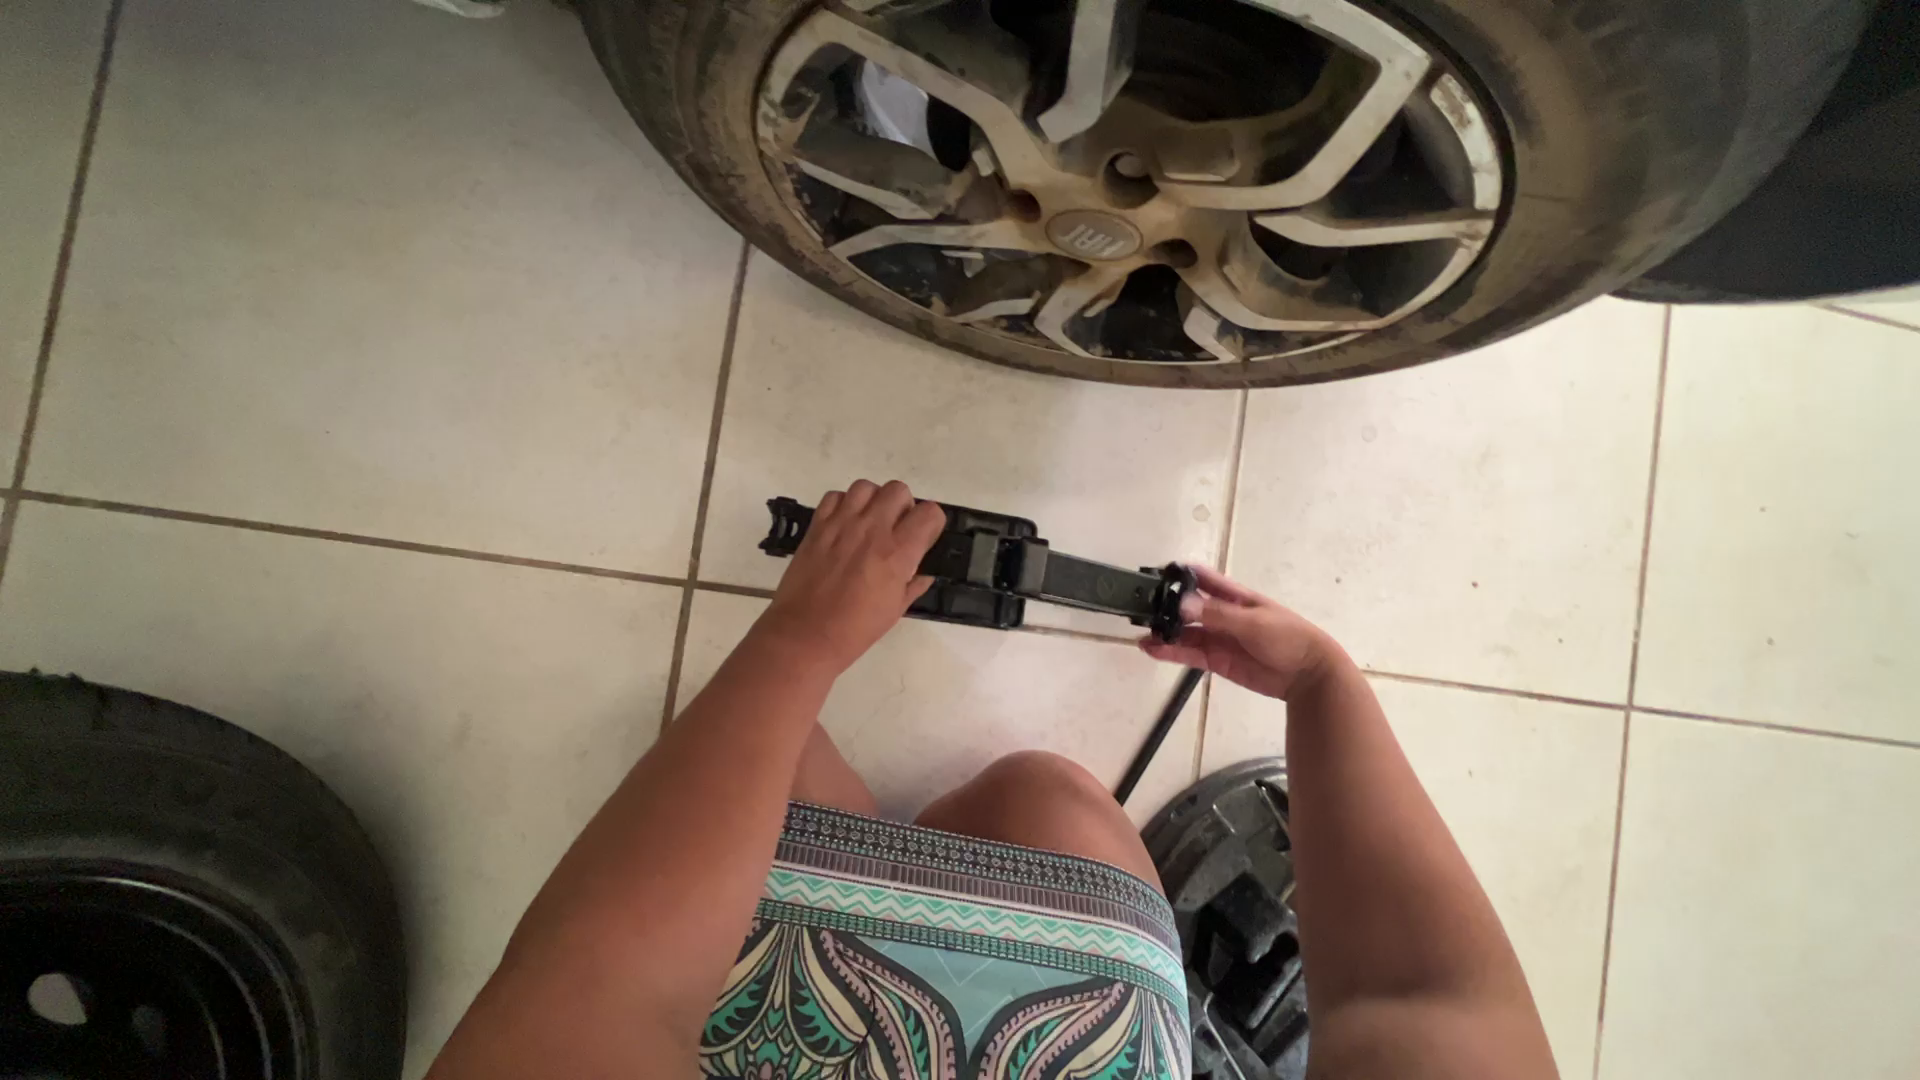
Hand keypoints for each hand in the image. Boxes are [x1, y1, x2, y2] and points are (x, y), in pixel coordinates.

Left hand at [750, 480, 946, 675]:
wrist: (806, 634)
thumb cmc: (855, 629)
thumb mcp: (896, 609)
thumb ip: (914, 584)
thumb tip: (924, 572)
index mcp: (898, 552)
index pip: (929, 513)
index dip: (931, 522)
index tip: (924, 537)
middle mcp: (872, 529)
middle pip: (898, 490)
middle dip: (903, 506)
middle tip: (896, 529)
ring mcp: (841, 524)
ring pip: (866, 487)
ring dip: (873, 501)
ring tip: (869, 523)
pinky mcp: (817, 526)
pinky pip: (834, 496)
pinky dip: (843, 504)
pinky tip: (844, 525)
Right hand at [1139, 566, 1342, 701]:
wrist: (1308, 675)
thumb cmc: (1287, 638)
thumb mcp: (1252, 622)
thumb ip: (1216, 614)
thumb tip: (1181, 604)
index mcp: (1233, 597)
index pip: (1202, 579)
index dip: (1179, 575)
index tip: (1154, 576)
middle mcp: (1221, 614)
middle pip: (1187, 607)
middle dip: (1165, 606)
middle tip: (1139, 608)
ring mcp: (1217, 637)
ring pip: (1184, 632)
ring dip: (1164, 631)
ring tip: (1141, 632)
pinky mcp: (1215, 659)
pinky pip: (1188, 653)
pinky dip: (1169, 652)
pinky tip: (1150, 649)